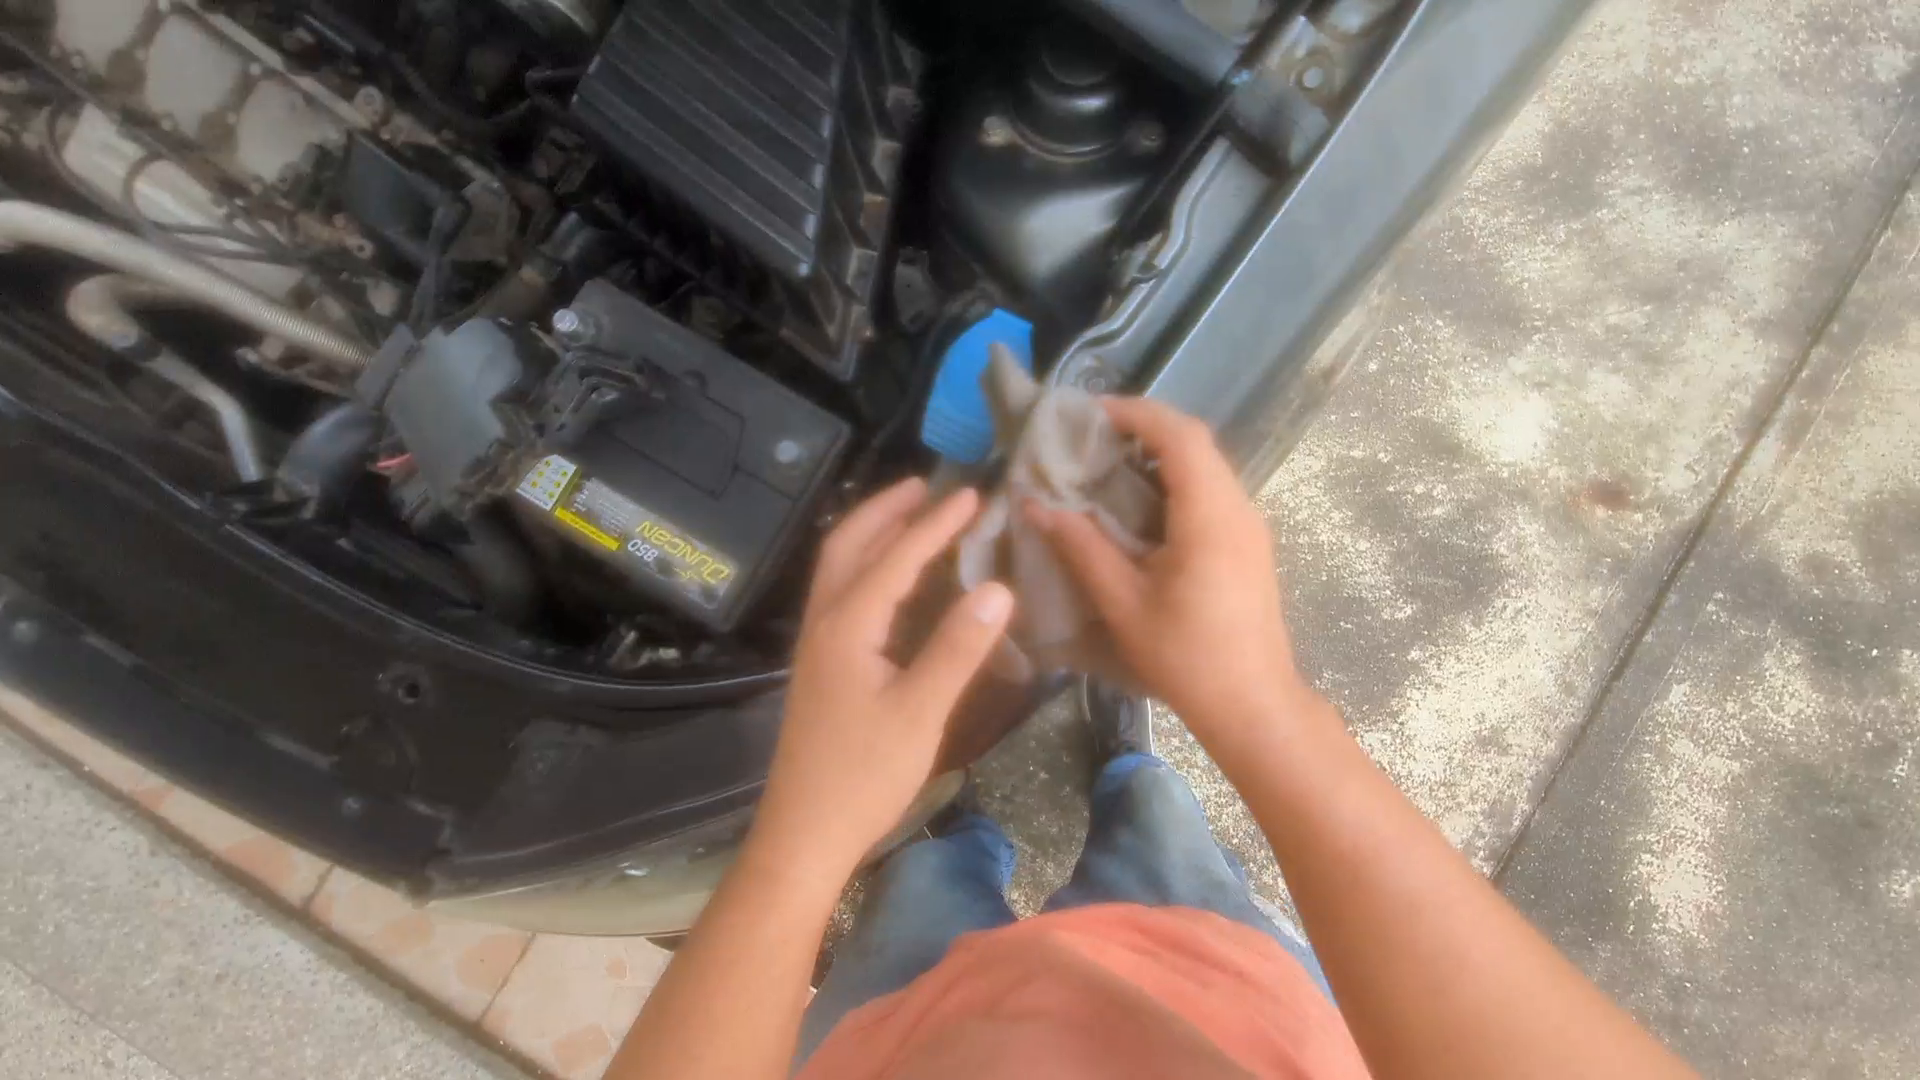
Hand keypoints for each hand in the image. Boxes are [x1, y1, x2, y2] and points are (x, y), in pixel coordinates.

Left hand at [752, 478, 1014, 873]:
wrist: (804, 834)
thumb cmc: (863, 775)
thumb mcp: (920, 712)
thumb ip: (958, 648)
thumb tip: (999, 587)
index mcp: (846, 626)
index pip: (896, 558)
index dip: (935, 524)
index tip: (971, 494)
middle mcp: (823, 623)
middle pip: (849, 545)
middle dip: (886, 510)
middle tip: (925, 485)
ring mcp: (817, 645)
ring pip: (840, 569)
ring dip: (873, 534)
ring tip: (910, 517)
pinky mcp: (821, 666)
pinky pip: (842, 594)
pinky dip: (868, 568)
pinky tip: (892, 583)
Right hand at [1026, 398, 1320, 741]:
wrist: (1254, 706)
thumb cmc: (1185, 656)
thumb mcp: (1122, 601)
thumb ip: (1080, 546)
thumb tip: (1036, 505)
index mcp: (1210, 514)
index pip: (1178, 435)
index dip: (1134, 413)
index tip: (1088, 414)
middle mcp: (1239, 507)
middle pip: (1195, 443)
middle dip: (1142, 429)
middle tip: (1090, 440)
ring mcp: (1250, 526)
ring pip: (1206, 466)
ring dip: (1158, 456)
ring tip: (1106, 468)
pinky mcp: (1249, 545)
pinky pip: (1212, 492)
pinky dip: (1173, 483)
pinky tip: (1139, 510)